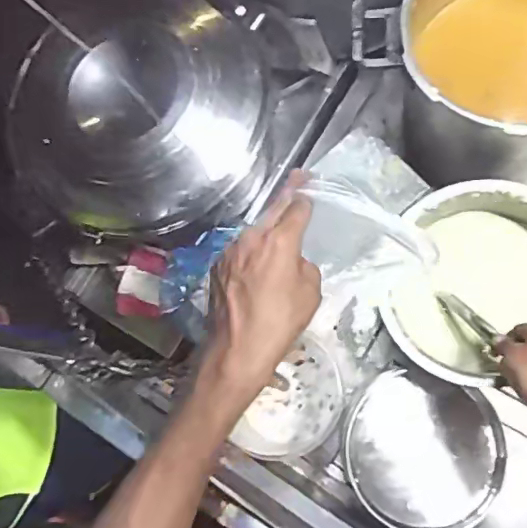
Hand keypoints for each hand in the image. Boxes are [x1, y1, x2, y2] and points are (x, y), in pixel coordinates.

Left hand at [198, 175, 321, 400]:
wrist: (237, 349)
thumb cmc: (280, 323)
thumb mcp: (310, 295)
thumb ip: (305, 267)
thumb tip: (293, 262)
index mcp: (279, 242)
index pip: (295, 209)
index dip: (304, 197)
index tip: (308, 186)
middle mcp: (251, 238)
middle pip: (272, 210)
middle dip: (286, 195)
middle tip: (296, 178)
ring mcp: (230, 251)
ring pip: (254, 231)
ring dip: (267, 228)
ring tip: (278, 231)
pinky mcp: (217, 266)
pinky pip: (240, 250)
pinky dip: (252, 250)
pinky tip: (258, 264)